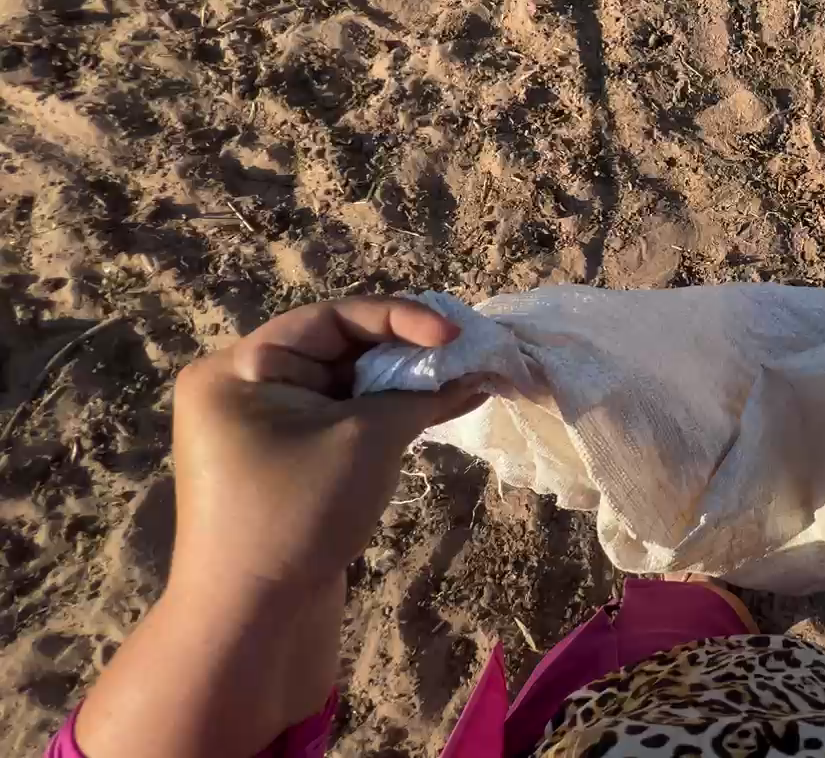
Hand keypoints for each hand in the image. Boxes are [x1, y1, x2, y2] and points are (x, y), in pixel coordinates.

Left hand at [169, 296, 481, 600]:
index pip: (335, 318)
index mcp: (243, 369)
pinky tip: (460, 397)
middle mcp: (254, 383)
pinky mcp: (307, 444)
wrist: (257, 607)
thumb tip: (479, 369)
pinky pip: (363, 406)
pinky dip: (407, 402)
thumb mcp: (371, 435)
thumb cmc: (300, 507)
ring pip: (364, 376)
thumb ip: (425, 391)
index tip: (455, 335)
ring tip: (476, 372)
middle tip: (471, 348)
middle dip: (416, 347)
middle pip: (351, 344)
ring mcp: (280, 416)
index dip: (402, 317)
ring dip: (420, 376)